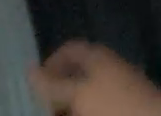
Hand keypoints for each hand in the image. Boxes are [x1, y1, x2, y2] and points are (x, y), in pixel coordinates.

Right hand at [28, 41, 160, 115]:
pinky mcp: (133, 107)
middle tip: (50, 109)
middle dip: (62, 93)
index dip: (51, 65)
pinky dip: (92, 110)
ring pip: (91, 95)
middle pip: (79, 75)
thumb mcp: (78, 95)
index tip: (38, 86)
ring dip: (76, 106)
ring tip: (66, 115)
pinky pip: (105, 106)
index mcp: (97, 55)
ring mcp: (123, 88)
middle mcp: (110, 67)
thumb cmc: (117, 106)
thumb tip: (27, 69)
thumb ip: (52, 85)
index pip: (68, 50)